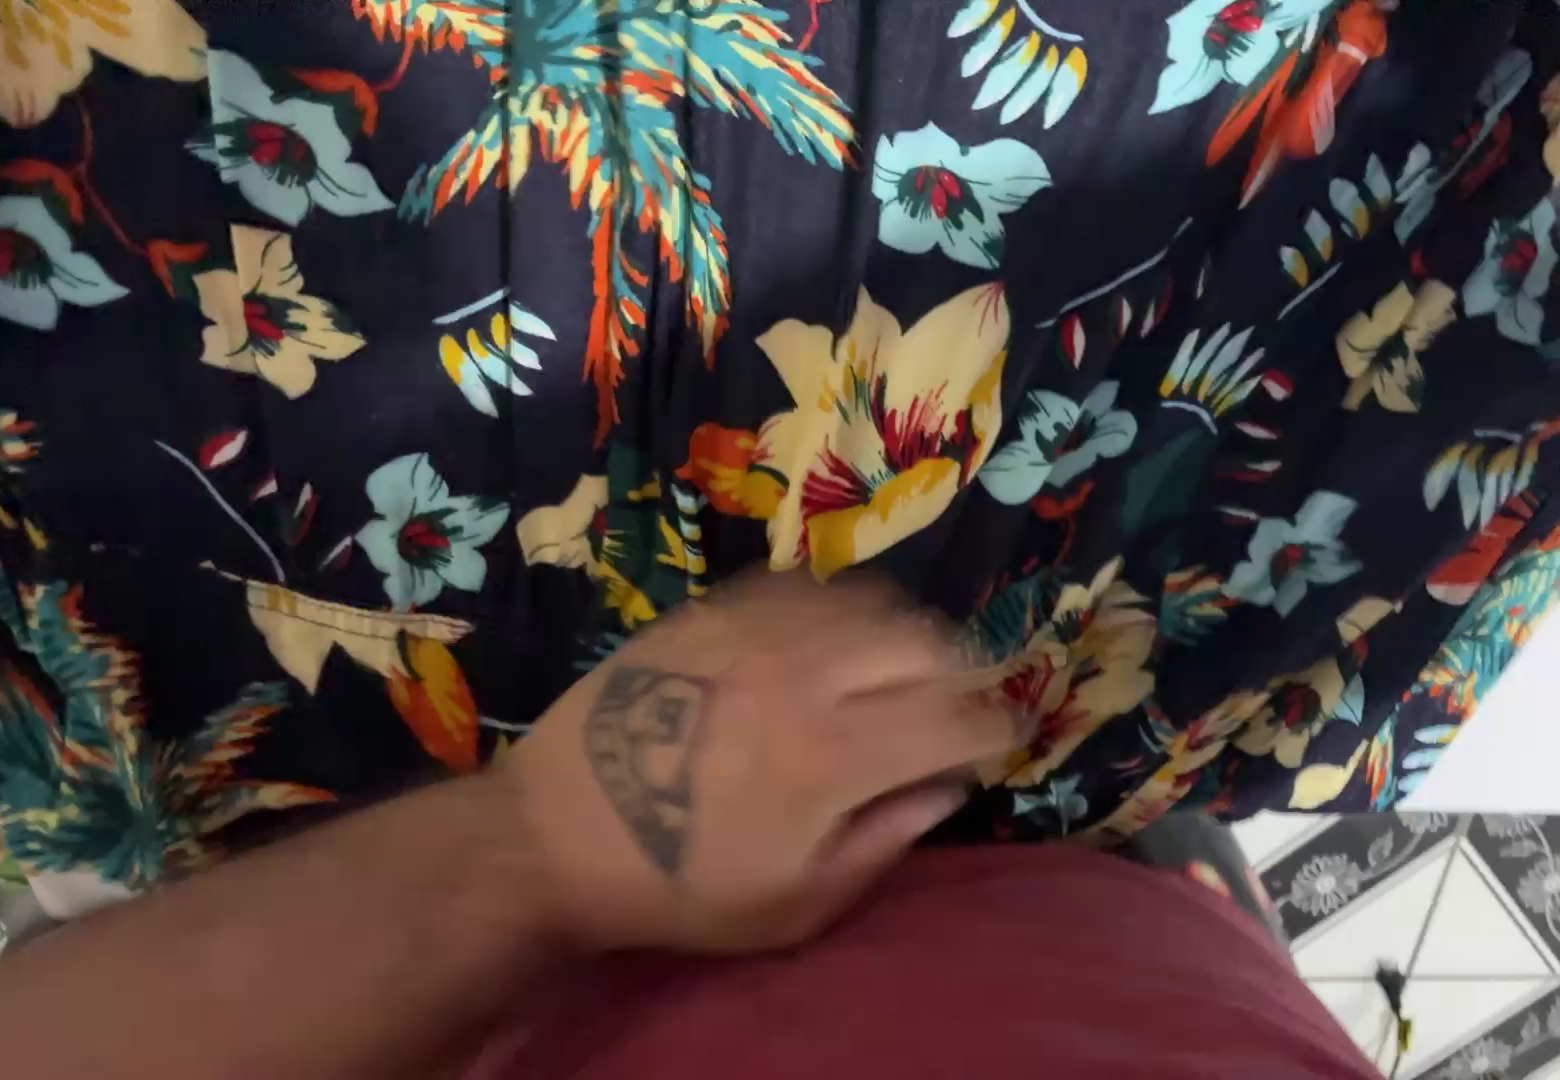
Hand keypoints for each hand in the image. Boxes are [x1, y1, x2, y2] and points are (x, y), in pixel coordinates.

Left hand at [492, 570, 1021, 954]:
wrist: (558, 828)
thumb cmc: (679, 883)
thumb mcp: (794, 904)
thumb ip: (883, 840)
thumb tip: (947, 787)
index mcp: (831, 757)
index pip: (953, 719)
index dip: (994, 725)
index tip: (1001, 734)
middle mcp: (805, 676)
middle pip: (925, 644)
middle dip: (962, 670)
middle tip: (958, 697)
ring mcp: (758, 631)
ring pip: (871, 603)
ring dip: (908, 632)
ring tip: (905, 662)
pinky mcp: (717, 609)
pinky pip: (806, 584)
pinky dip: (842, 606)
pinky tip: (836, 634)